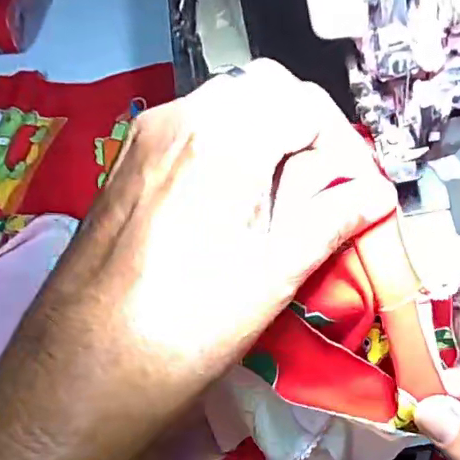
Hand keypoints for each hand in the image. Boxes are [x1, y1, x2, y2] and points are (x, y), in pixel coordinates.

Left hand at [0, 60, 396, 459]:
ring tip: (279, 203)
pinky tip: (229, 207)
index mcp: (224, 136)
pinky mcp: (125, 162)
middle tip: (322, 190)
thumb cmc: (187, 328)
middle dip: (301, 132)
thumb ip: (329, 220)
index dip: (339, 143)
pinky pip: (189, 134)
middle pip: (262, 94)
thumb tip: (375, 194)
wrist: (84, 366)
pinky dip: (224, 152)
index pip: (305, 104)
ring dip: (262, 141)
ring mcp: (143, 136)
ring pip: (223, 110)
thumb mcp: (273, 275)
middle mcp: (178, 117)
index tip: (352, 188)